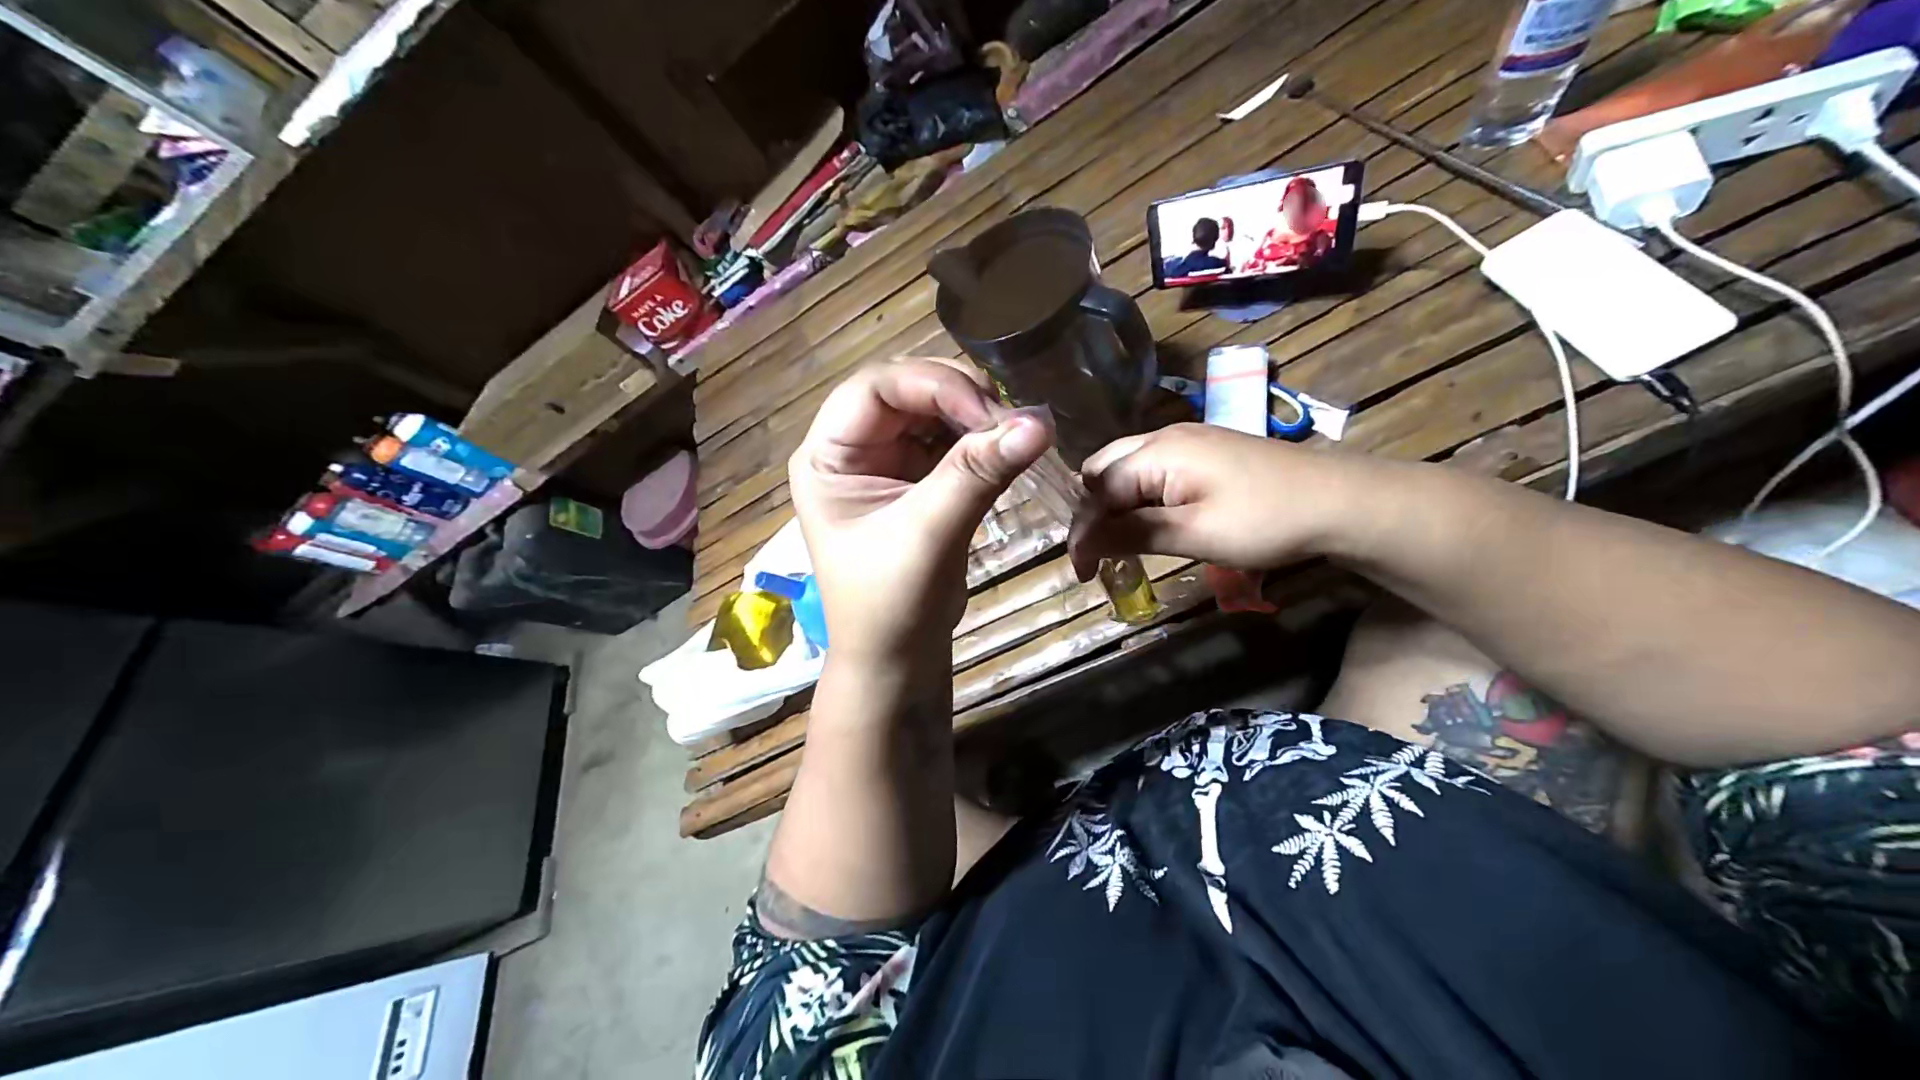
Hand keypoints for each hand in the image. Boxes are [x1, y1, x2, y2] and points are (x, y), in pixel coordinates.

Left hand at [789, 358, 1052, 664]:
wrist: (898, 660)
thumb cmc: (891, 605)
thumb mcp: (929, 535)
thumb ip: (977, 474)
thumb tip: (1039, 423)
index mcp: (827, 456)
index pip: (874, 388)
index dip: (933, 386)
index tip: (989, 414)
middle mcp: (852, 448)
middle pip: (907, 390)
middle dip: (960, 399)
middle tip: (1012, 424)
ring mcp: (886, 461)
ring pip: (935, 411)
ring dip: (977, 418)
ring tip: (1018, 438)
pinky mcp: (918, 479)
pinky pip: (952, 440)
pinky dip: (982, 441)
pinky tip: (1008, 451)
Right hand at [1068, 423, 1368, 579]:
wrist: (1342, 501)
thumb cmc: (1266, 520)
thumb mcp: (1194, 534)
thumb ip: (1132, 533)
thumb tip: (1082, 542)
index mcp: (1158, 452)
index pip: (1098, 490)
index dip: (1083, 531)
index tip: (1082, 572)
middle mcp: (1164, 436)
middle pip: (1103, 470)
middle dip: (1091, 512)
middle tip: (1096, 554)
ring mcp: (1187, 440)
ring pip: (1126, 468)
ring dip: (1113, 504)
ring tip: (1117, 543)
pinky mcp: (1205, 451)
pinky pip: (1151, 469)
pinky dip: (1138, 496)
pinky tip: (1148, 521)